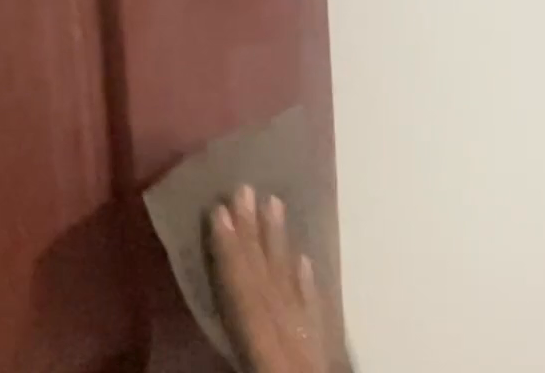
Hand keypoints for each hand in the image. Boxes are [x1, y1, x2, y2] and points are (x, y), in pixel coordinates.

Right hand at [210, 186, 327, 372]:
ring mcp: (311, 339)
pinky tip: (304, 259)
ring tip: (274, 203)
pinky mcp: (327, 349)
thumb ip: (238, 321)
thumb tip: (221, 283)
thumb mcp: (253, 360)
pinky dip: (307, 283)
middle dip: (253, 233)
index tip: (218, 209)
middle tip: (245, 189)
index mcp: (266, 345)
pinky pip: (315, 311)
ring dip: (281, 244)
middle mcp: (290, 333)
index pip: (242, 290)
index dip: (228, 249)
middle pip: (268, 278)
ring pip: (293, 285)